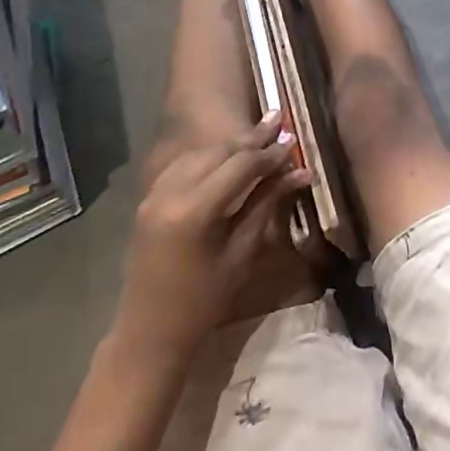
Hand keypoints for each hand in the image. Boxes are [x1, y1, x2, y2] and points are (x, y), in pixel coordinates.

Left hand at [112, 113, 310, 357]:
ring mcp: (154, 196)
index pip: (241, 165)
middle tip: (280, 120)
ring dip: (231, 144)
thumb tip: (301, 172)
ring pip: (199, 154)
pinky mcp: (149, 201)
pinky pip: (182, 166)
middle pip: (219, 152)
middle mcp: (170, 194)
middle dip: (252, 138)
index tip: (295, 141)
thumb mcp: (243, 251)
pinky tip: (226, 153)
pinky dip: (208, 155)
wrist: (151, 330)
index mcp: (195, 210)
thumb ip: (267, 203)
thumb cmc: (205, 298)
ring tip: (260, 132)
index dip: (270, 152)